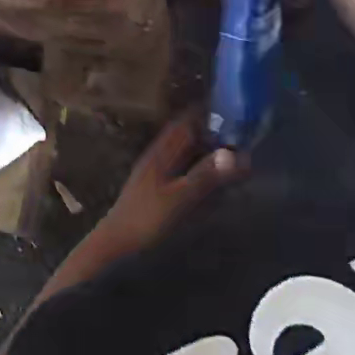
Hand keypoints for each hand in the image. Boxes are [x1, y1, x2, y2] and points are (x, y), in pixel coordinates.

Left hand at [83, 114, 241, 262]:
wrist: (116, 245)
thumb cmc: (146, 219)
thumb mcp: (179, 198)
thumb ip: (205, 176)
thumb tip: (234, 153)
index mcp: (160, 152)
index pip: (183, 123)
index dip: (203, 114)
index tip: (230, 109)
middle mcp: (157, 157)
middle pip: (184, 137)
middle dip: (208, 132)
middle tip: (238, 133)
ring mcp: (154, 174)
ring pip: (182, 154)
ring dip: (203, 150)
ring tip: (230, 152)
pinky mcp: (156, 192)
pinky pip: (180, 171)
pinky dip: (196, 169)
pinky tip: (210, 180)